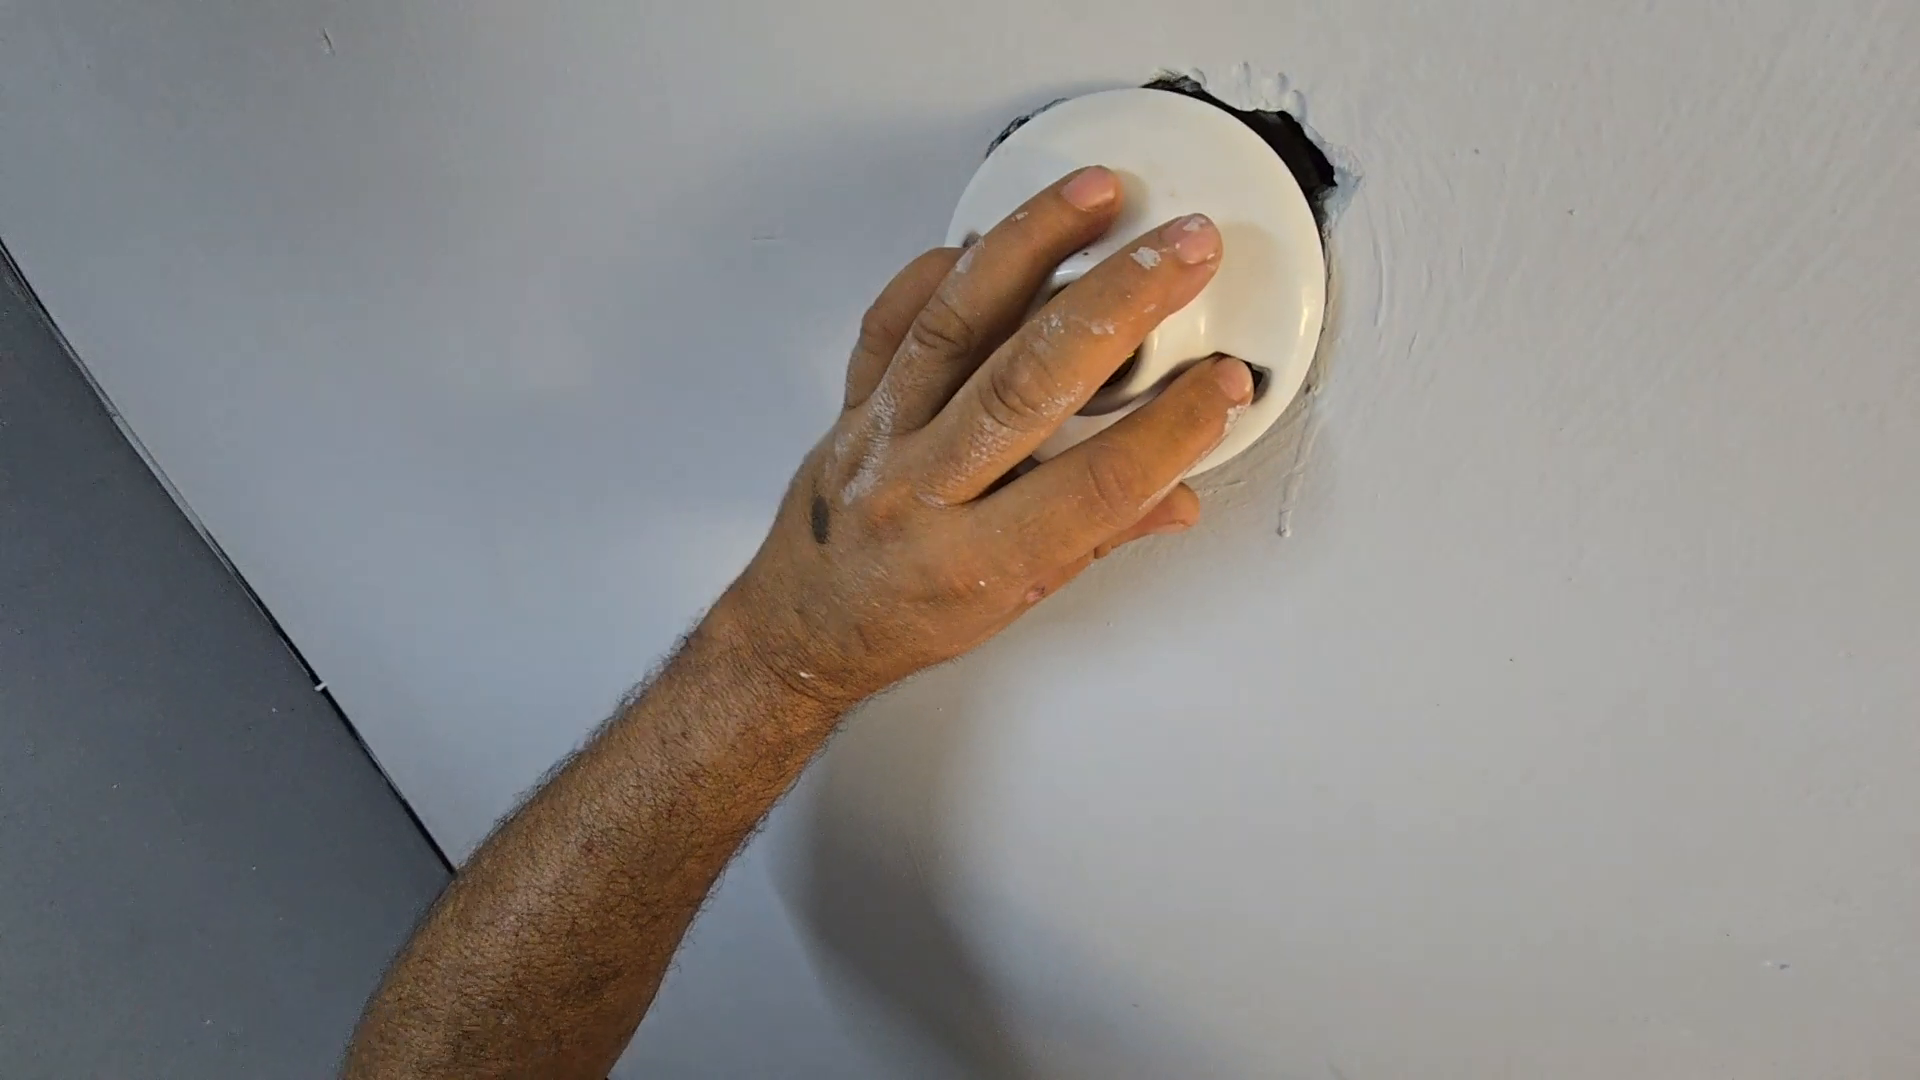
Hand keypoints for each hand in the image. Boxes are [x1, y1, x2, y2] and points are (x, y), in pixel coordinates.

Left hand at [725, 166, 1253, 706]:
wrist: (808, 623)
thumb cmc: (907, 620)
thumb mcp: (1012, 605)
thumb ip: (1094, 542)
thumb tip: (1174, 497)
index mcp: (973, 562)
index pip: (1094, 486)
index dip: (1173, 431)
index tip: (1225, 384)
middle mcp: (920, 492)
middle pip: (1027, 382)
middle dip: (1118, 305)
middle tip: (1183, 251)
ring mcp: (878, 437)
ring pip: (954, 325)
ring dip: (1031, 247)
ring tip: (1094, 196)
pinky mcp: (852, 403)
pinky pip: (890, 319)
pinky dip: (938, 270)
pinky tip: (990, 238)